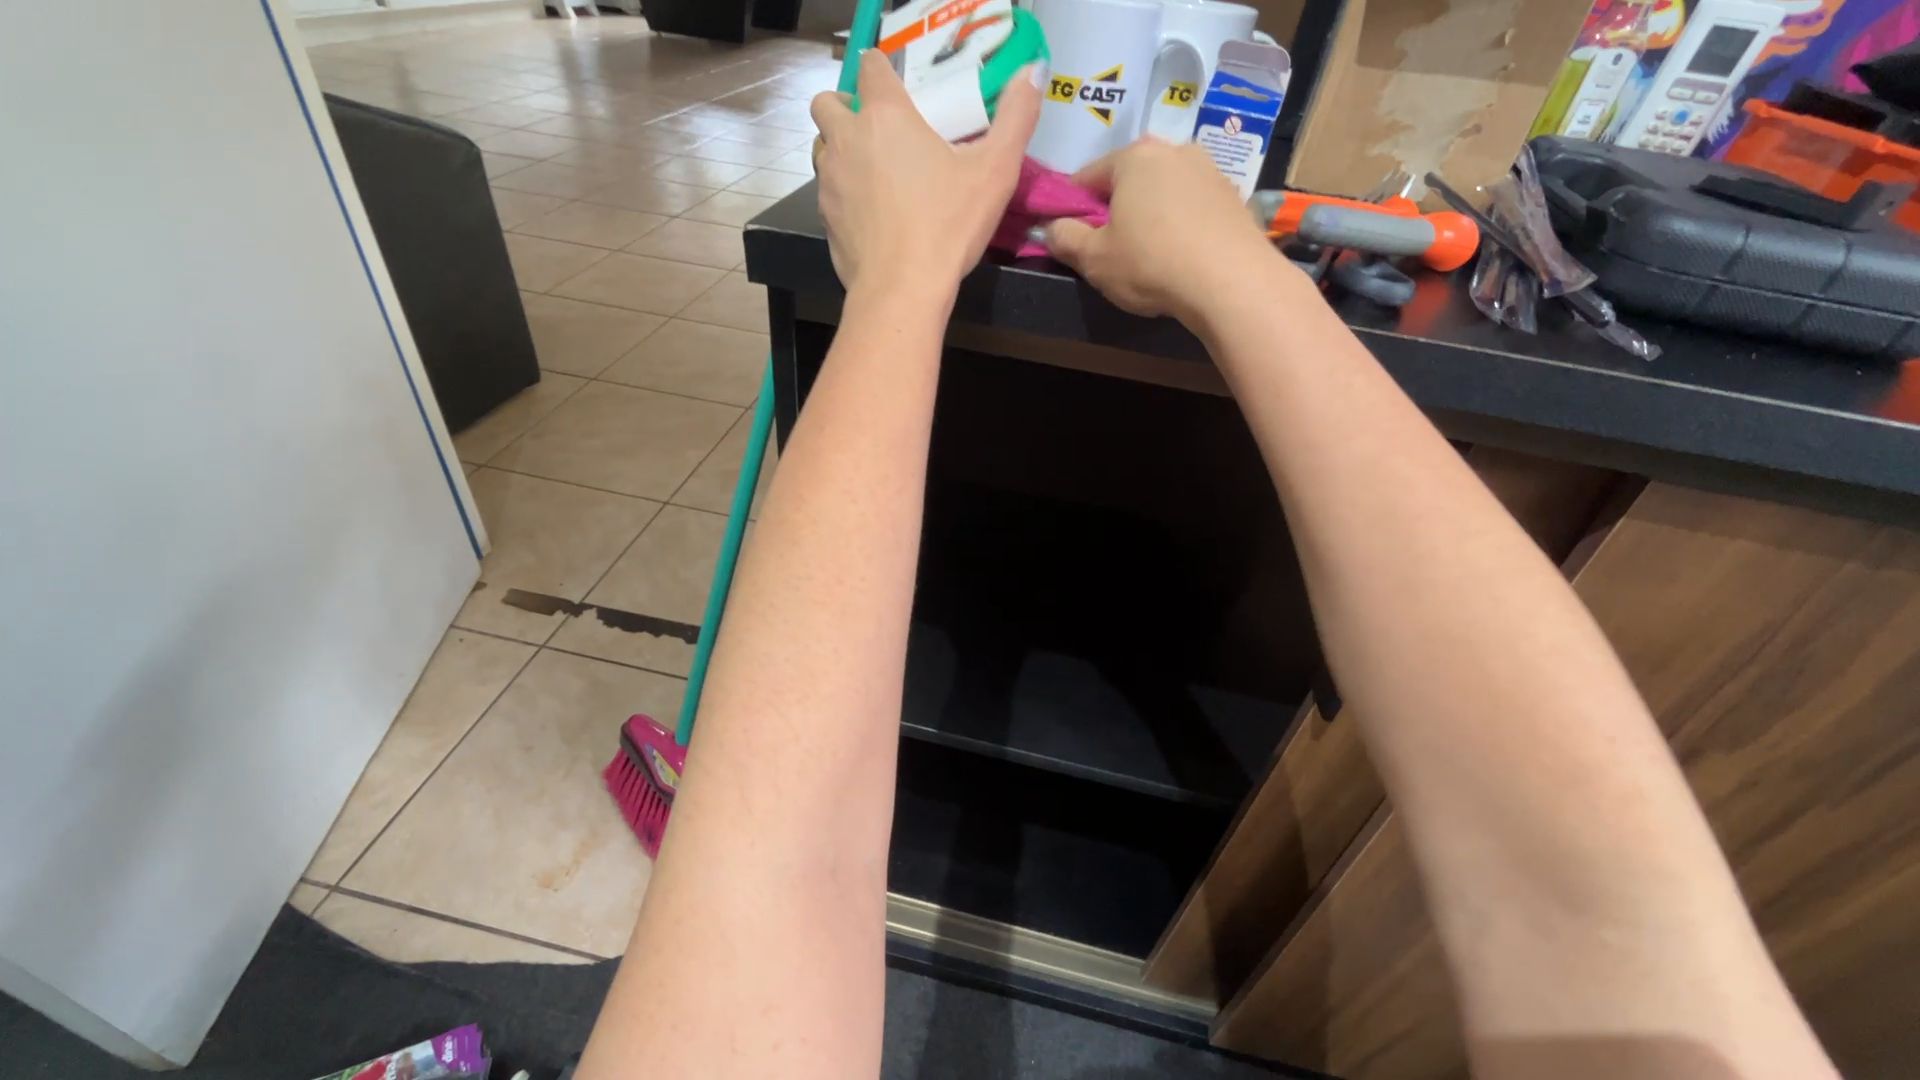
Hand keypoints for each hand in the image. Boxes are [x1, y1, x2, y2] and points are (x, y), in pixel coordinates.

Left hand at [810, 49, 1042, 295]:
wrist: (902, 289)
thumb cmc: (948, 225)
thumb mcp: (996, 170)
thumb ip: (1017, 117)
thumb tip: (1033, 71)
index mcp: (884, 116)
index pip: (870, 67)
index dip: (882, 70)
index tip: (899, 87)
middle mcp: (847, 140)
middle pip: (827, 102)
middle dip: (845, 106)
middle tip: (876, 129)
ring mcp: (830, 182)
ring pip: (823, 149)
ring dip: (841, 150)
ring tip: (873, 172)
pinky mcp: (825, 220)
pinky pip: (828, 194)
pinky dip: (844, 196)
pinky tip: (872, 216)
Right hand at [1044, 139, 1283, 323]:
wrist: (1232, 282)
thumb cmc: (1151, 264)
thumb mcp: (1094, 259)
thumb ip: (1065, 238)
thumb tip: (1051, 227)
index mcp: (1133, 157)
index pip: (1087, 176)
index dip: (1072, 207)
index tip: (1071, 235)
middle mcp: (1174, 150)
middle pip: (1130, 179)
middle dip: (1116, 207)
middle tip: (1111, 247)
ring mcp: (1210, 170)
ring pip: (1164, 191)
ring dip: (1151, 215)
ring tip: (1149, 254)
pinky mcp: (1234, 197)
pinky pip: (1193, 208)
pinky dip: (1182, 225)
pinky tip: (1181, 255)